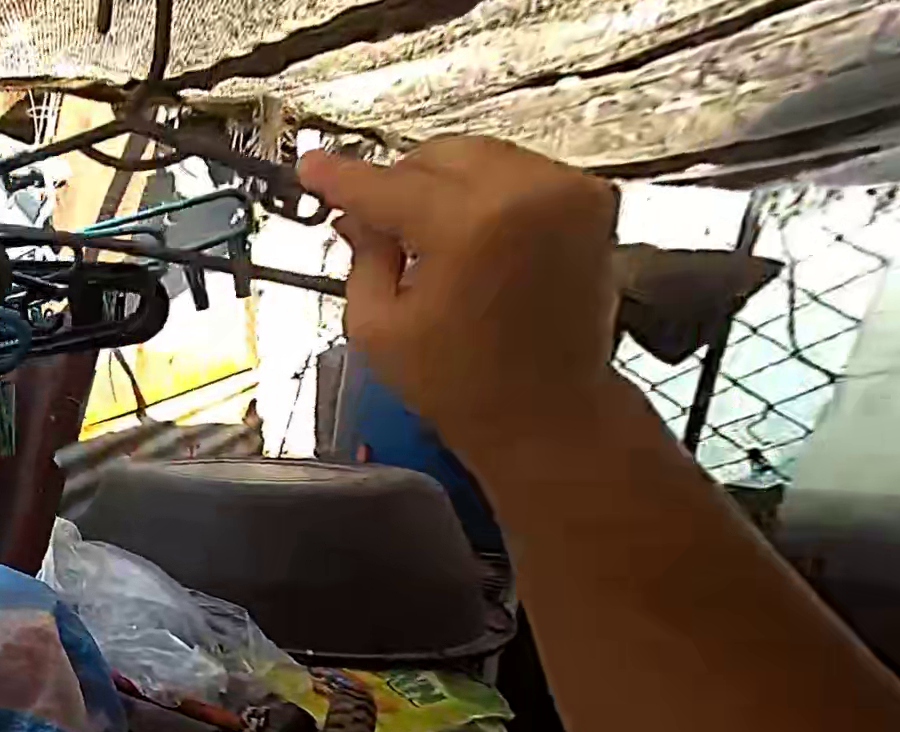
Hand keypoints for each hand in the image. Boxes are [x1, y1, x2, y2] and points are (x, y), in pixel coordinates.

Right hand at [296, 137, 622, 456]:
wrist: (541, 408)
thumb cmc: (452, 380)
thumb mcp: (376, 326)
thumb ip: (362, 258)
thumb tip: (357, 219)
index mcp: (471, 226)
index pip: (388, 186)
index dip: (341, 178)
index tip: (310, 165)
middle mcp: (530, 192)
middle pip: (436, 155)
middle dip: (392, 184)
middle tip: (362, 223)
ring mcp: (569, 191)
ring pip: (476, 157)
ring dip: (432, 188)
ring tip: (409, 238)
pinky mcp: (589, 202)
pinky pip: (511, 174)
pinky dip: (472, 195)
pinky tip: (452, 238)